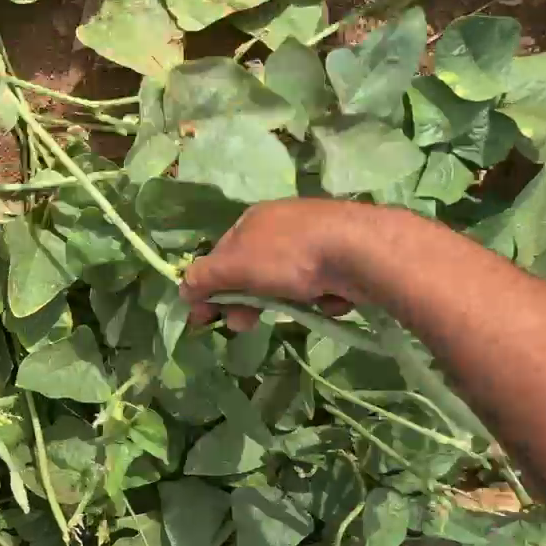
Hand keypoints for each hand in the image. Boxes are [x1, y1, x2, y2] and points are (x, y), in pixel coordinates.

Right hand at [181, 198, 387, 330]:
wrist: (363, 250)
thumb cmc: (288, 255)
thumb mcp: (234, 267)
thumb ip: (204, 278)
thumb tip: (183, 289)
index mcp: (251, 219)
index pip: (219, 255)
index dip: (208, 287)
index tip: (205, 318)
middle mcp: (281, 223)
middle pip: (251, 269)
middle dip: (244, 300)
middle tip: (243, 326)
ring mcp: (316, 236)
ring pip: (285, 278)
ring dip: (280, 300)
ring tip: (292, 312)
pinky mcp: (346, 253)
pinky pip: (319, 282)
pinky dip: (318, 296)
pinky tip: (328, 300)